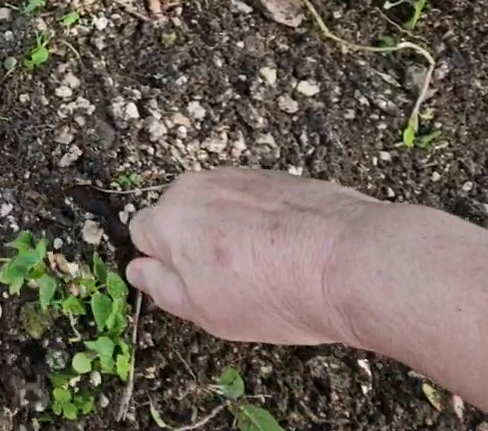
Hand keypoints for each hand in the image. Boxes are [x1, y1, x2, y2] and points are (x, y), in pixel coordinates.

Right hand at [126, 168, 385, 345]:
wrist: (350, 260)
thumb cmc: (277, 292)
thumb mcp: (207, 312)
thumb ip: (162, 288)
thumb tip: (137, 270)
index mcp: (166, 221)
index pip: (141, 233)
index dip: (165, 260)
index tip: (194, 281)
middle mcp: (190, 189)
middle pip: (177, 213)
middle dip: (195, 240)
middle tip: (232, 277)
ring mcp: (231, 177)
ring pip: (214, 204)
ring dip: (227, 227)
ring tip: (266, 263)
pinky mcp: (267, 174)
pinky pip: (249, 197)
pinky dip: (260, 217)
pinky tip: (289, 247)